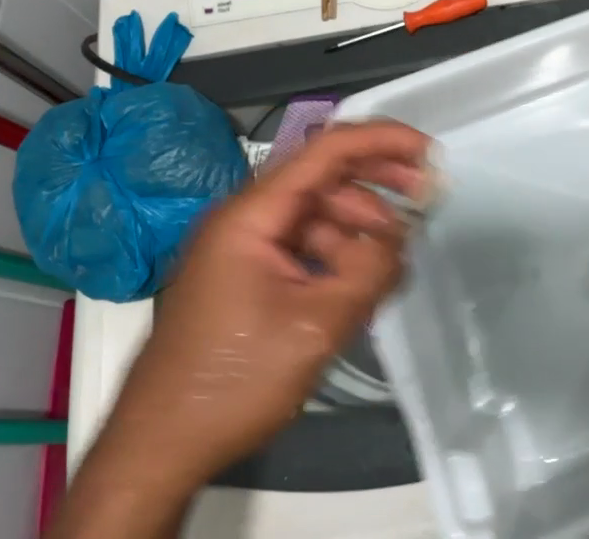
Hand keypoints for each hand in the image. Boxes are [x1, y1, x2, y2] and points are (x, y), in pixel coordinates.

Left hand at [93, 121, 433, 489]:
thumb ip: (371, 271)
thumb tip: (401, 238)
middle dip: (378, 181)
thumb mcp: (317, 326)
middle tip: (426, 196)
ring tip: (392, 258)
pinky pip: (303, 247)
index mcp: (252, 216)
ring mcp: (243, 249)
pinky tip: (363, 281)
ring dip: (361, 226)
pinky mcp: (247, 277)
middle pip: (323, 176)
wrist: (158, 448)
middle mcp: (245, 220)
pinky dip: (339, 253)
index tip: (430, 153)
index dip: (383, 141)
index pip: (326, 150)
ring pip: (317, 214)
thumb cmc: (234, 382)